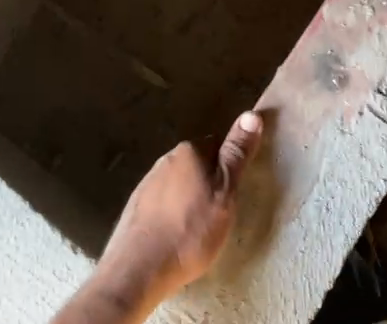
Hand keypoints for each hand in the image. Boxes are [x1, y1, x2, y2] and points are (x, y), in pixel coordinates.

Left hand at [88, 111, 263, 315]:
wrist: (136, 272)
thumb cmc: (189, 232)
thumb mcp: (224, 195)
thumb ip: (236, 155)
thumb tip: (252, 114)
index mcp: (189, 151)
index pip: (217, 145)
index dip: (228, 166)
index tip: (234, 190)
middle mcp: (165, 160)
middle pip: (196, 164)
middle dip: (207, 182)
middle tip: (218, 212)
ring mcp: (146, 184)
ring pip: (177, 184)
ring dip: (187, 199)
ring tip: (196, 228)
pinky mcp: (134, 208)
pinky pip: (161, 203)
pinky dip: (170, 214)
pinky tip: (174, 236)